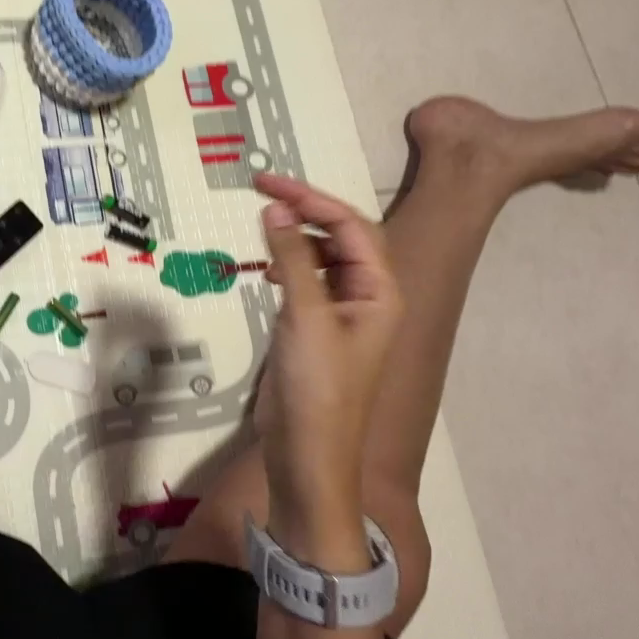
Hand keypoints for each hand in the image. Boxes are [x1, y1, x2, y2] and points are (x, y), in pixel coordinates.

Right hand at [251, 174, 401, 543]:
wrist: (308, 455)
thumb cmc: (319, 387)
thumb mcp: (304, 316)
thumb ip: (290, 258)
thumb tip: (274, 207)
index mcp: (380, 291)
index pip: (349, 226)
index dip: (310, 198)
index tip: (264, 183)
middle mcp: (366, 296)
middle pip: (340, 236)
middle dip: (303, 210)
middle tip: (258, 193)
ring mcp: (341, 313)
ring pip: (321, 257)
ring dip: (293, 238)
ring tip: (260, 229)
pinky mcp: (316, 329)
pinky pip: (306, 281)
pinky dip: (286, 266)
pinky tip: (266, 273)